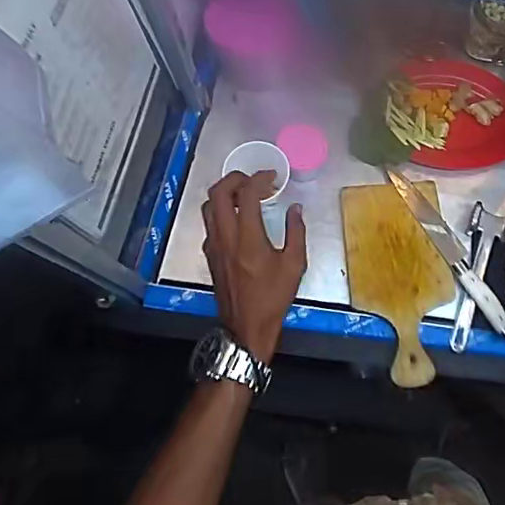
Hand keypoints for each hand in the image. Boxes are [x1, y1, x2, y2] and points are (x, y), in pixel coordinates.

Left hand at [201, 171, 305, 362]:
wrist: (246, 327)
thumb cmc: (272, 298)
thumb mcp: (294, 266)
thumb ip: (296, 233)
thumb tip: (295, 209)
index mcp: (247, 237)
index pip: (246, 194)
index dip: (259, 178)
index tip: (272, 177)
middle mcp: (225, 236)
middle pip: (218, 192)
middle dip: (235, 178)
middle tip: (254, 181)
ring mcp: (213, 244)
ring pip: (208, 205)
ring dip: (224, 193)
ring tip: (244, 195)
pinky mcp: (209, 253)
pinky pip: (209, 222)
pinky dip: (220, 211)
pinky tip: (237, 219)